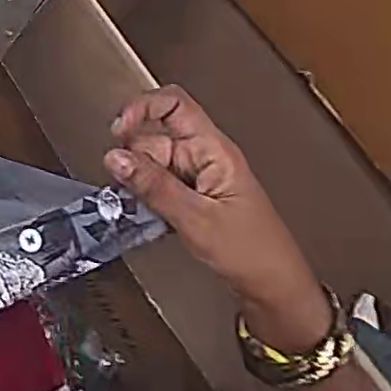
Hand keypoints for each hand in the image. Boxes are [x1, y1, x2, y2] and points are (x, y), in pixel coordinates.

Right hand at [103, 86, 327, 349]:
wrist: (273, 286)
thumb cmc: (253, 252)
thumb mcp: (196, 218)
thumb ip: (152, 186)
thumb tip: (116, 157)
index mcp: (213, 149)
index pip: (173, 104)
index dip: (142, 107)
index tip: (118, 129)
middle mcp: (203, 156)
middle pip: (153, 137)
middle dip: (134, 159)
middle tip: (130, 187)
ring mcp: (195, 175)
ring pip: (149, 163)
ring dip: (138, 182)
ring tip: (146, 208)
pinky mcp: (188, 194)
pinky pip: (155, 183)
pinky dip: (145, 196)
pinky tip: (151, 215)